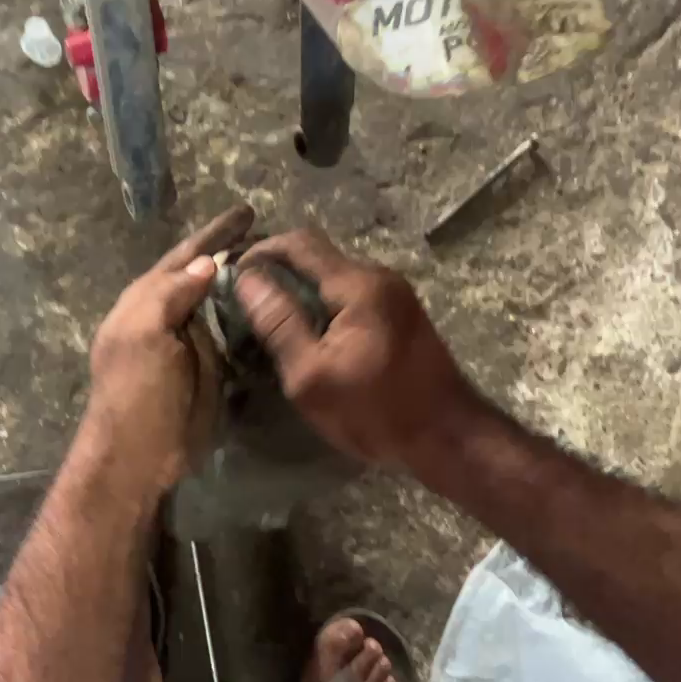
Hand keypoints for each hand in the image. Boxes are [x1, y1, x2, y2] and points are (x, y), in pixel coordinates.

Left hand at [85, 205, 254, 484]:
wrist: (139, 454)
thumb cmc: (135, 391)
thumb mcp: (144, 334)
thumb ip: (171, 294)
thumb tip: (207, 262)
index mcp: (144, 301)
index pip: (182, 257)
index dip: (212, 234)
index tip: (247, 211)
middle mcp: (166, 315)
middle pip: (202, 275)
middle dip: (231, 253)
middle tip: (270, 235)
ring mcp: (188, 343)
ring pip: (219, 303)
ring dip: (243, 284)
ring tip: (279, 264)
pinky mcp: (208, 370)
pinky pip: (231, 335)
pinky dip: (249, 318)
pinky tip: (273, 309)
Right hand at [236, 229, 487, 481]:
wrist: (449, 439)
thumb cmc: (376, 412)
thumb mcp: (311, 376)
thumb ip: (278, 323)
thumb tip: (245, 279)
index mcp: (357, 285)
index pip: (299, 243)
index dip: (259, 250)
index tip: (231, 272)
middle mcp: (378, 276)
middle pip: (316, 254)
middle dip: (276, 268)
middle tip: (243, 295)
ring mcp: (393, 293)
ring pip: (332, 273)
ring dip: (297, 285)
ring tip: (266, 313)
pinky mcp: (399, 312)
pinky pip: (348, 291)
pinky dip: (319, 300)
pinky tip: (303, 327)